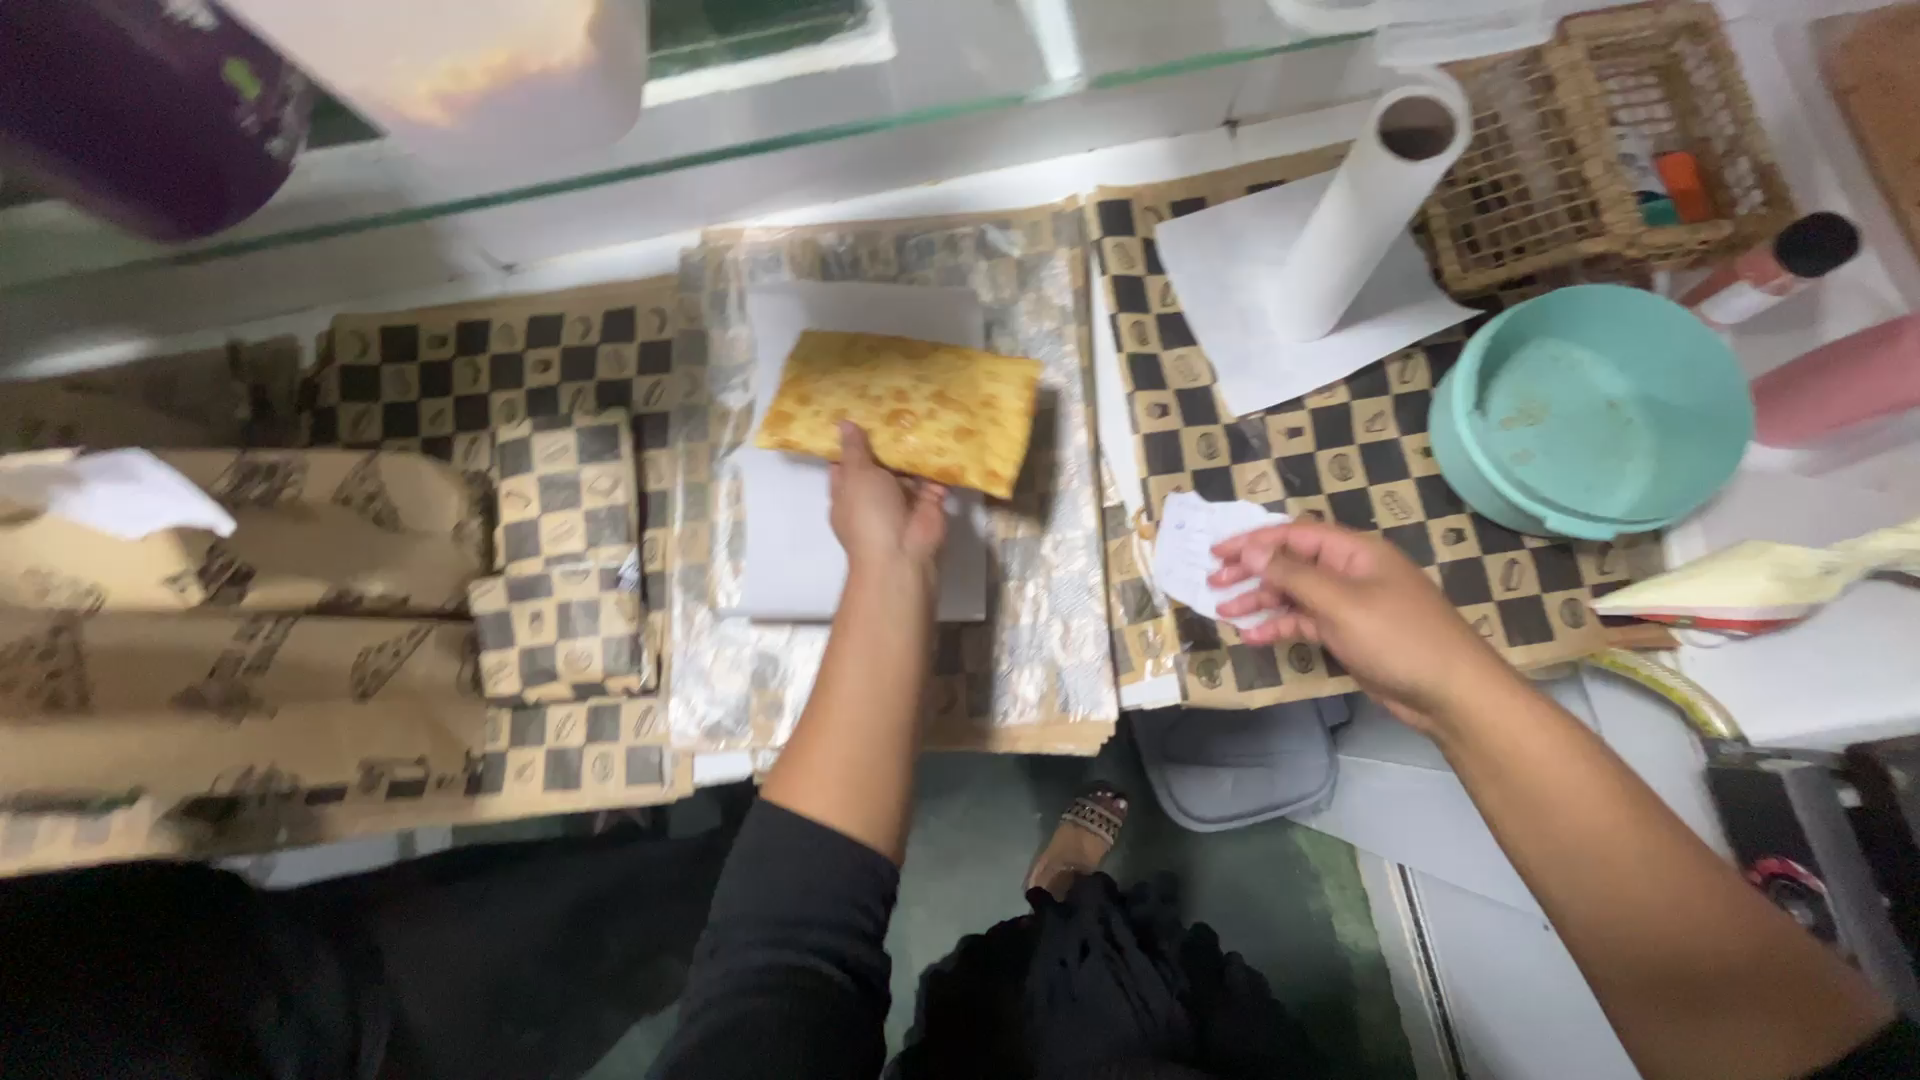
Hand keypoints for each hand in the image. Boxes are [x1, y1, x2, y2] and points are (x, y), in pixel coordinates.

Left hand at [829, 421, 948, 581]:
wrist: (902, 554)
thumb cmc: (868, 514)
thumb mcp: (855, 475)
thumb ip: (854, 449)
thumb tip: (843, 422)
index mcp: (847, 491)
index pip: (846, 462)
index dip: (851, 440)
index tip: (861, 412)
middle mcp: (873, 495)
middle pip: (880, 463)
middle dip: (888, 440)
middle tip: (899, 404)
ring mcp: (902, 500)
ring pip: (908, 470)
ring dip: (915, 449)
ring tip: (924, 413)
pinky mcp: (929, 504)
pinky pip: (934, 480)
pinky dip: (940, 464)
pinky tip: (946, 437)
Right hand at [1209, 521, 1518, 730]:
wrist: (1450, 692)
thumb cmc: (1398, 638)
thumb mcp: (1342, 603)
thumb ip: (1294, 575)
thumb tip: (1253, 551)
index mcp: (1354, 552)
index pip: (1294, 534)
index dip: (1253, 541)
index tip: (1217, 553)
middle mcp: (1349, 571)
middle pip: (1290, 562)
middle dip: (1251, 571)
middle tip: (1213, 582)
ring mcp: (1348, 603)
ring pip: (1293, 594)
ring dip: (1259, 601)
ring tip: (1224, 612)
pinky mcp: (1347, 632)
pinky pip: (1304, 621)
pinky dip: (1278, 626)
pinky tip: (1252, 637)